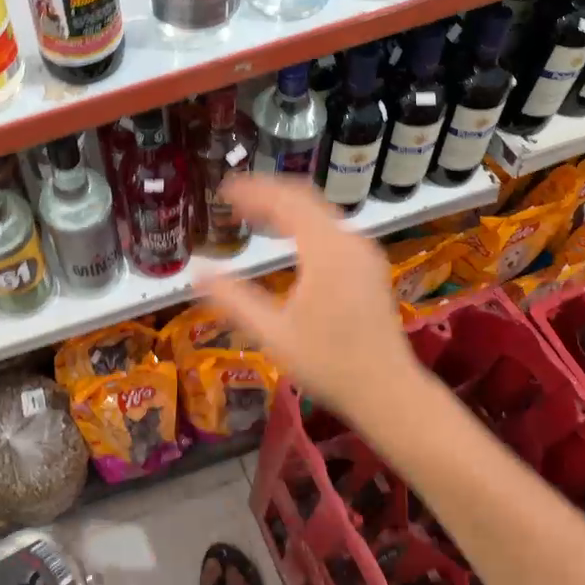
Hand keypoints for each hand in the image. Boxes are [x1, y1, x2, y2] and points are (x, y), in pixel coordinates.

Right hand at [199, 176, 429, 419]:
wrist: (389, 393)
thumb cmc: (329, 365)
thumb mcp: (272, 334)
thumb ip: (232, 299)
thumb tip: (196, 273)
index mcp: (326, 250)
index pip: (284, 202)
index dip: (251, 191)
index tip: (222, 191)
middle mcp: (349, 241)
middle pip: (303, 198)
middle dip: (266, 192)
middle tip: (232, 197)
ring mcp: (363, 252)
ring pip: (319, 210)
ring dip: (285, 205)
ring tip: (253, 212)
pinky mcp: (368, 265)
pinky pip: (331, 226)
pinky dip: (303, 220)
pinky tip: (286, 236)